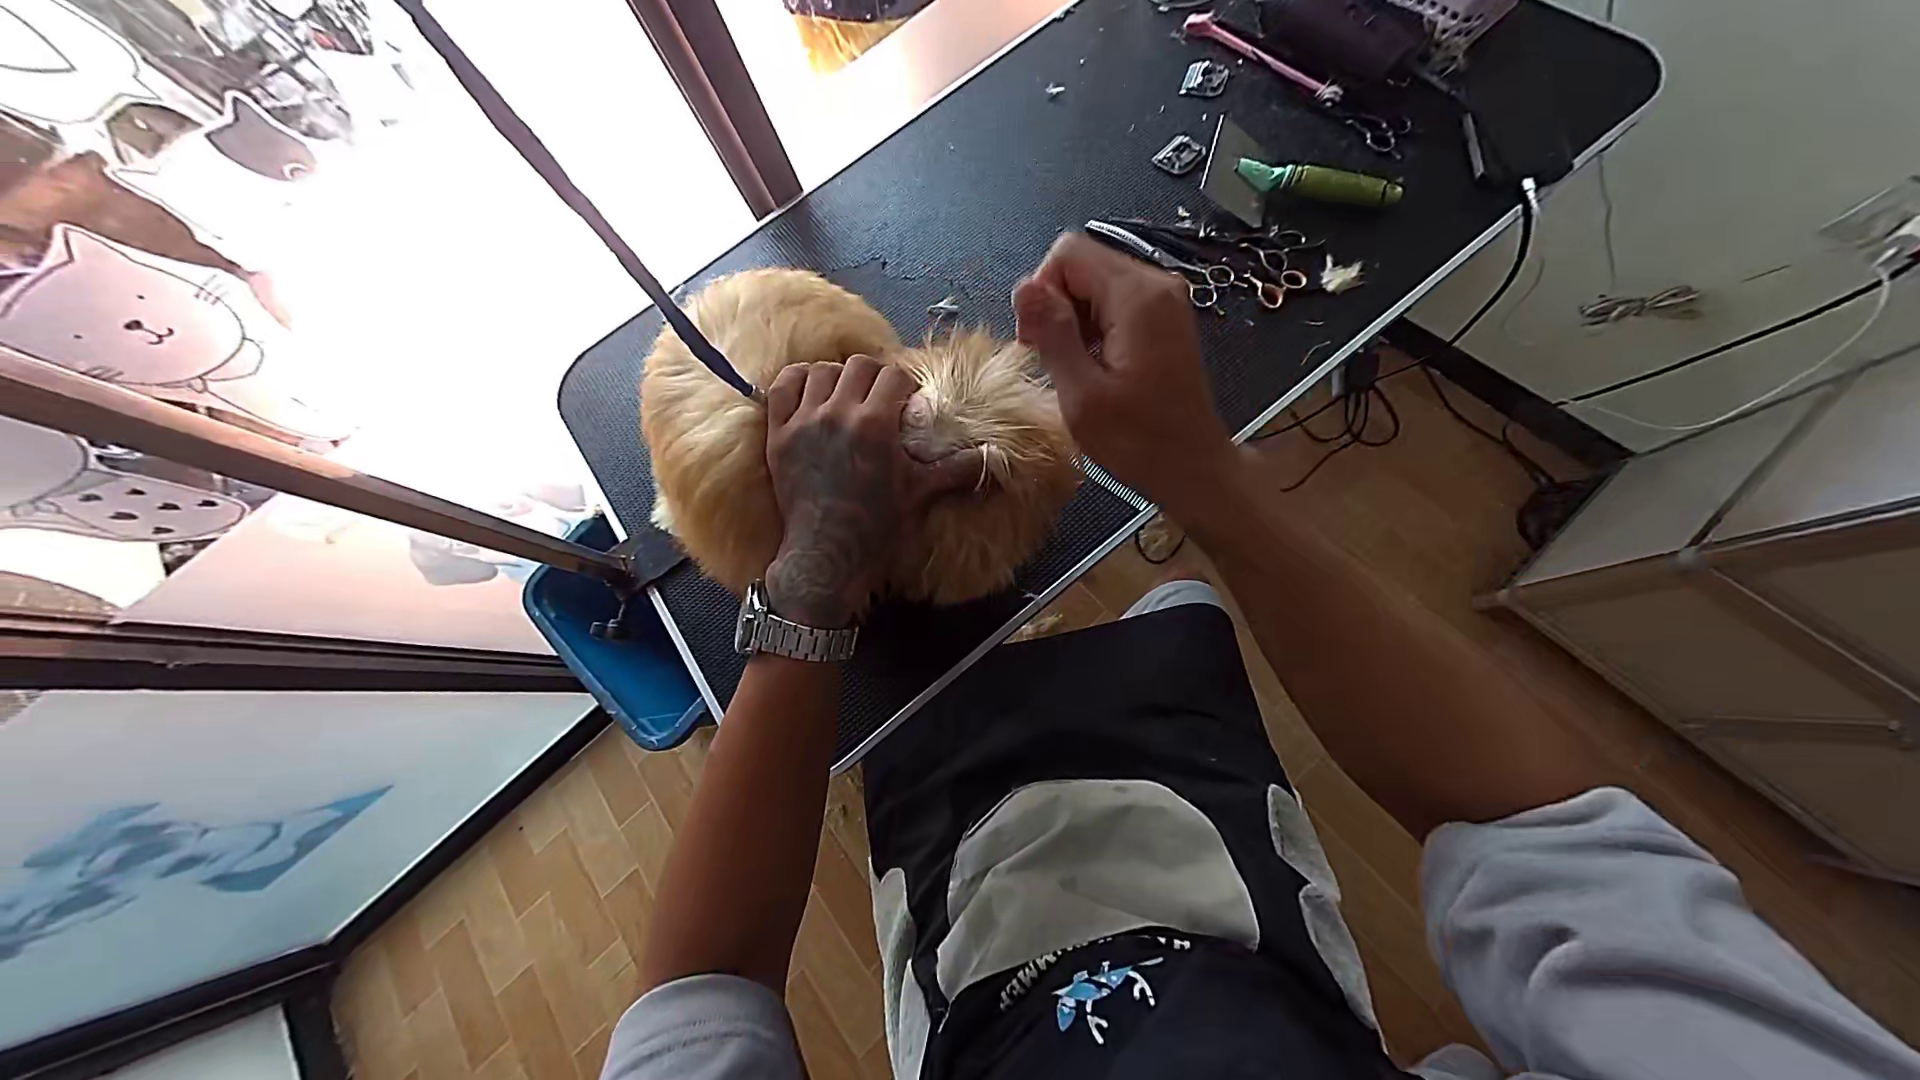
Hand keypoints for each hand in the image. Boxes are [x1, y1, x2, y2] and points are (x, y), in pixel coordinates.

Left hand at [763, 355, 982, 627]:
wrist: (828, 556)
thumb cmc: (879, 526)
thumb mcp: (923, 493)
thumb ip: (958, 469)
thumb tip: (994, 457)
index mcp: (876, 423)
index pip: (894, 375)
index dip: (905, 383)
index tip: (907, 399)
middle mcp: (838, 413)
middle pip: (859, 365)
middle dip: (875, 376)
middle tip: (880, 397)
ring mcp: (803, 422)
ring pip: (819, 371)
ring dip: (837, 377)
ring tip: (846, 395)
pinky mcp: (778, 435)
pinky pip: (782, 388)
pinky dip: (796, 382)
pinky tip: (811, 392)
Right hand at [1013, 233, 1250, 525]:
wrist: (1192, 468)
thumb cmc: (1137, 441)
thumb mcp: (1082, 393)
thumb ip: (1052, 333)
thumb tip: (1023, 287)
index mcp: (1137, 296)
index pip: (1067, 253)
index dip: (1041, 292)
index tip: (1037, 342)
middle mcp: (1156, 285)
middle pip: (1082, 264)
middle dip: (1055, 305)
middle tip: (1052, 361)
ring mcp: (1164, 302)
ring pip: (1094, 285)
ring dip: (1073, 321)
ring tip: (1075, 370)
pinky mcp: (1163, 321)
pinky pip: (1113, 304)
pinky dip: (1093, 329)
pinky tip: (1095, 368)